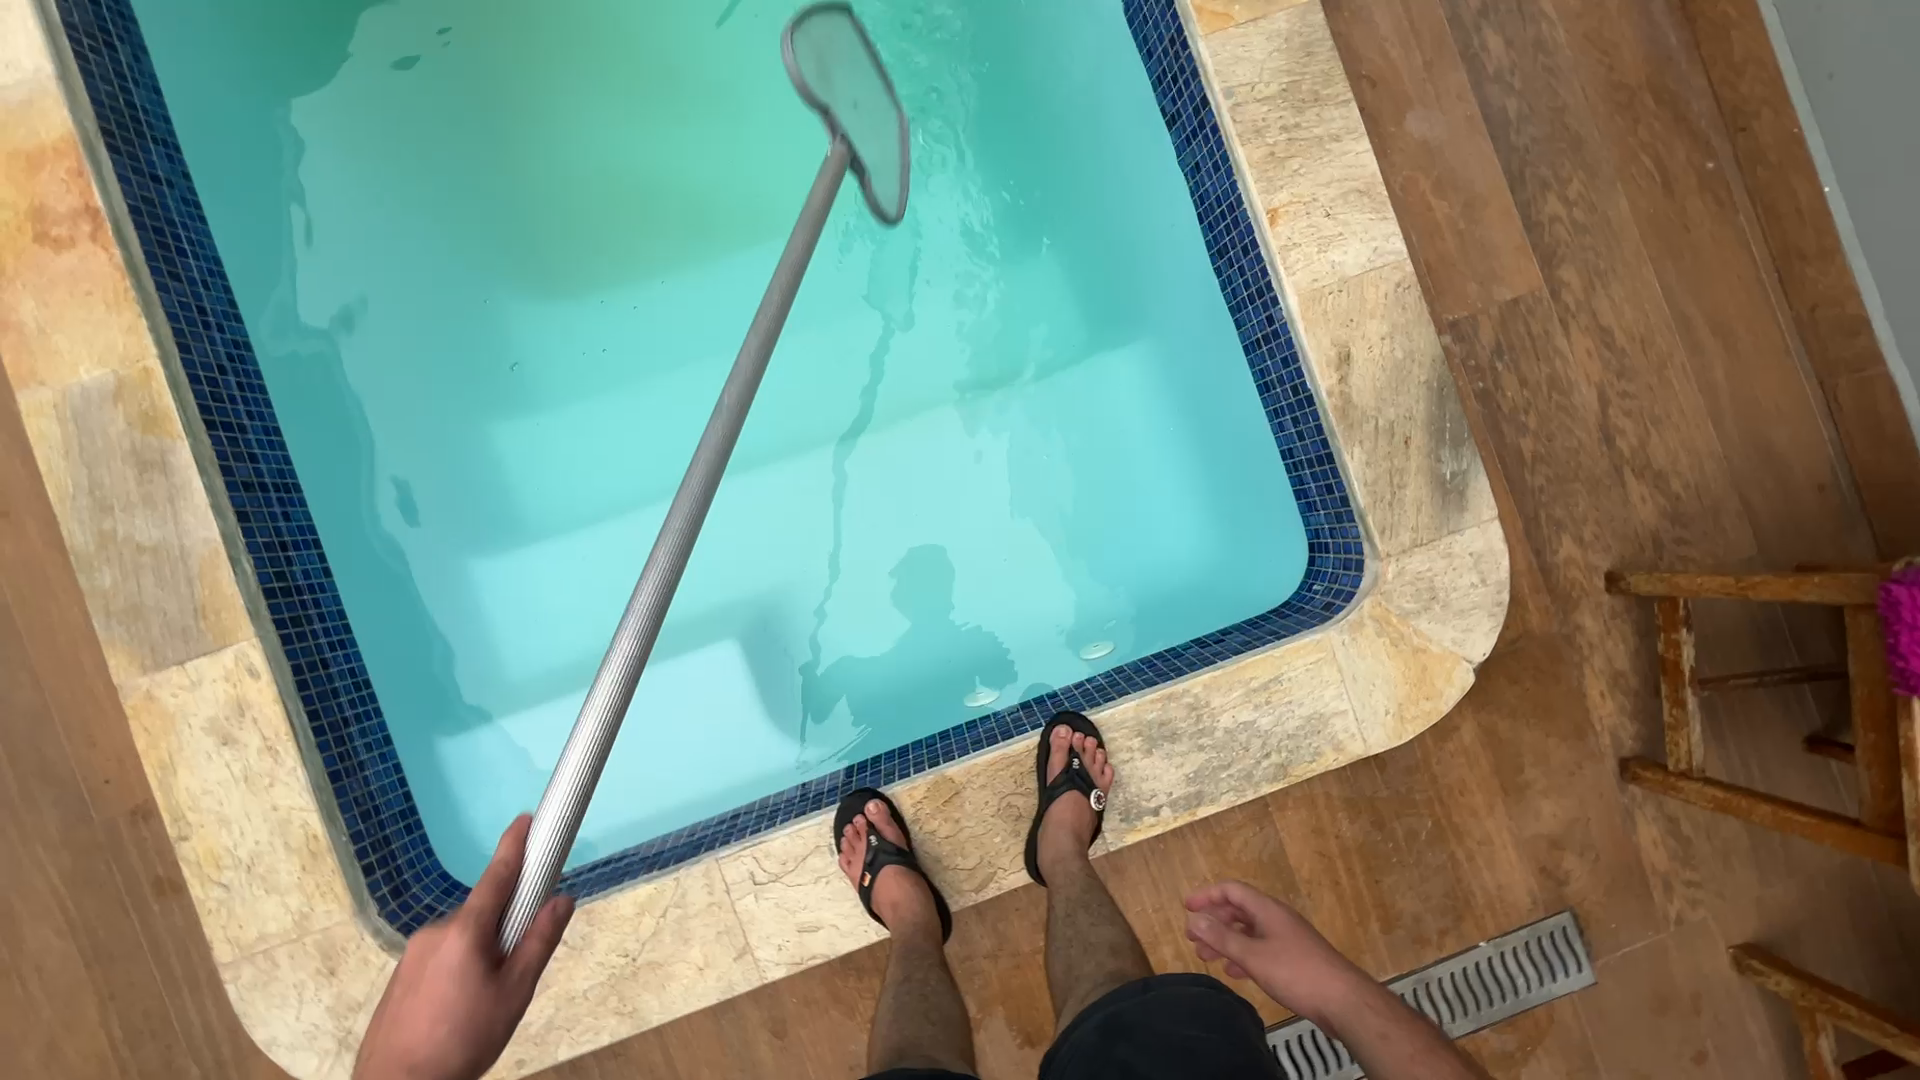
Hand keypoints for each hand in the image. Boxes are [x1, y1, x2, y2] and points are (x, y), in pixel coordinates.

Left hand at [354, 815, 574, 1079]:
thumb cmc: (463, 1040)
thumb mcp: (515, 992)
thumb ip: (540, 940)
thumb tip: (563, 900)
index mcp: (466, 930)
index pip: (498, 875)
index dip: (515, 845)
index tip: (526, 819)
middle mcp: (435, 932)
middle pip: (484, 914)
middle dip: (505, 930)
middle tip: (513, 971)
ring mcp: (412, 955)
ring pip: (463, 940)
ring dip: (480, 955)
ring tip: (482, 1003)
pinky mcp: (398, 979)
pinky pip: (441, 959)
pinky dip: (458, 971)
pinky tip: (457, 1011)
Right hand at [1183, 879, 1367, 1024]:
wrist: (1345, 1002)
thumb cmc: (1297, 973)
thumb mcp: (1253, 956)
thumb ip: (1221, 938)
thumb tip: (1193, 919)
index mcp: (1267, 909)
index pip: (1231, 890)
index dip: (1207, 895)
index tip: (1187, 908)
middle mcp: (1276, 918)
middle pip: (1238, 910)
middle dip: (1214, 922)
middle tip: (1193, 938)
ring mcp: (1287, 939)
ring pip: (1248, 932)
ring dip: (1226, 941)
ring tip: (1207, 958)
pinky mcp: (1294, 960)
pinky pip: (1261, 949)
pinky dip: (1243, 956)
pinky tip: (1234, 971)